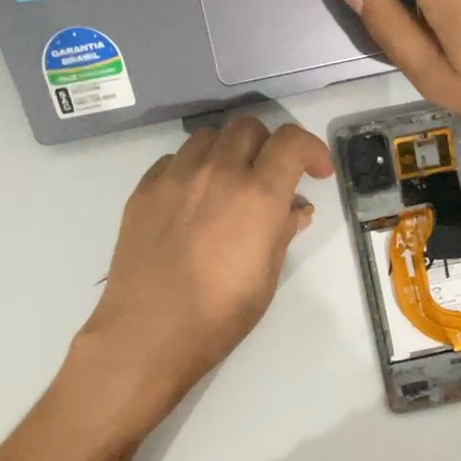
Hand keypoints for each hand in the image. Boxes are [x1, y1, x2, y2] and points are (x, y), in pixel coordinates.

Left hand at [80, 118, 334, 410]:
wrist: (149, 331)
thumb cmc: (218, 316)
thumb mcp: (265, 278)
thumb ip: (281, 233)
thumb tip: (293, 210)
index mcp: (257, 195)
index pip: (292, 142)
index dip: (312, 150)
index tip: (317, 172)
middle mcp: (217, 172)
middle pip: (248, 128)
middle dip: (268, 147)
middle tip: (271, 179)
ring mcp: (175, 176)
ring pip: (208, 137)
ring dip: (228, 151)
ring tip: (230, 184)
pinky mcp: (144, 189)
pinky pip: (174, 159)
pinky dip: (193, 168)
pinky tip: (193, 200)